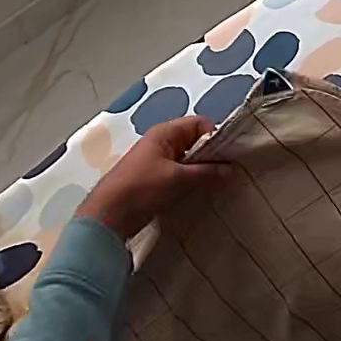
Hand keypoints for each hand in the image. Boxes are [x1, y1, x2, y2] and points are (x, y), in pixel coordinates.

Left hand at [76, 115, 229, 238]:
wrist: (109, 215)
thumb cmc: (142, 188)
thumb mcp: (178, 179)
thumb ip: (207, 173)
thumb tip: (232, 170)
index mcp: (165, 133)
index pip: (199, 124)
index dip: (216, 136)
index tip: (231, 154)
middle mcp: (162, 142)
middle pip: (195, 141)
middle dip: (213, 154)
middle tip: (231, 170)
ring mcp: (158, 161)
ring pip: (189, 159)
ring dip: (203, 169)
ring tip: (221, 183)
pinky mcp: (156, 179)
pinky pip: (181, 173)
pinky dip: (193, 180)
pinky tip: (203, 192)